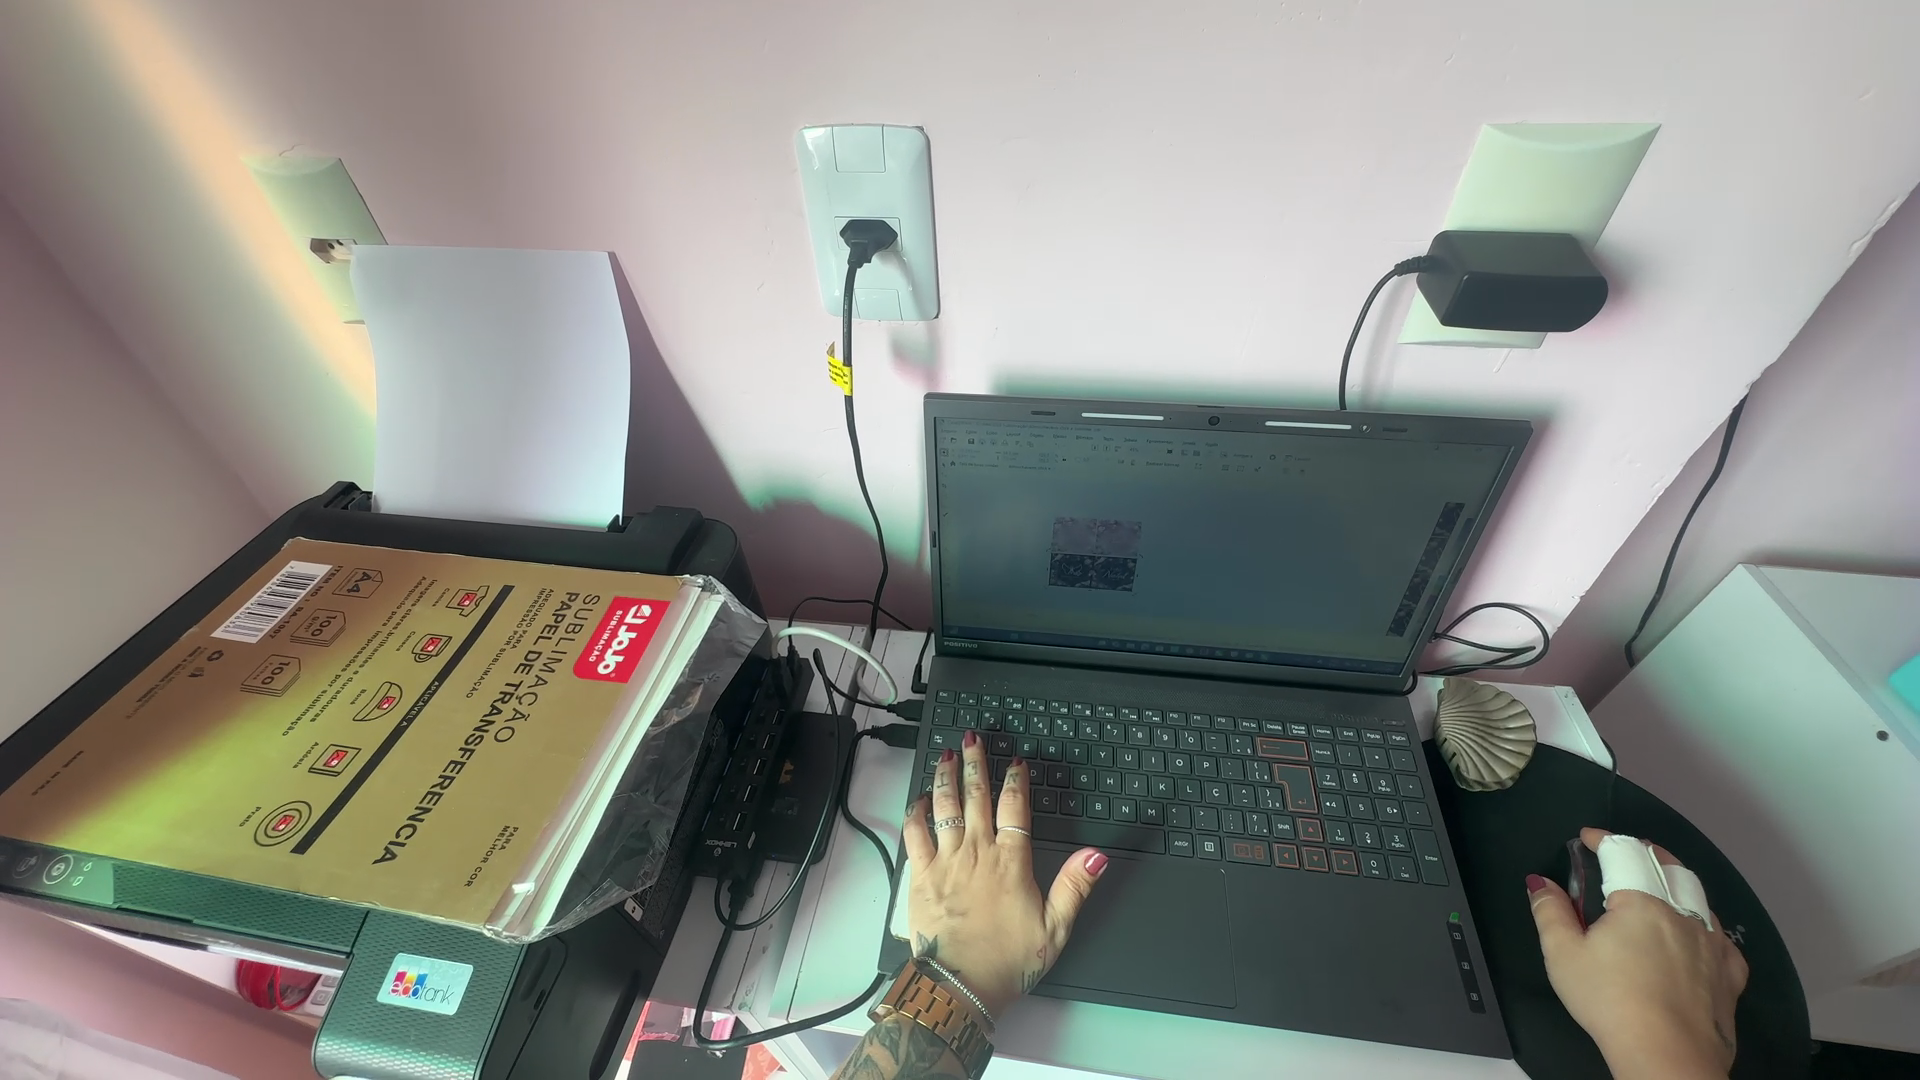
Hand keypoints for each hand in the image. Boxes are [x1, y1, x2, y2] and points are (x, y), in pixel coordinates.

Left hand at [900, 730, 1106, 1018]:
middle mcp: (977, 853)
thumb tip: (1096, 855)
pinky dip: (917, 812)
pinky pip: (916, 834)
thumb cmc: (1007, 961)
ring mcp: (947, 861)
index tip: (1016, 761)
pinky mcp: (922, 875)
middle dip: (975, 763)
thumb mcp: (1055, 928)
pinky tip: (921, 798)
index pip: (1016, 808)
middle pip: (976, 795)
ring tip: (947, 755)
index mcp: (1010, 862)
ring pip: (945, 806)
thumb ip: (1075, 886)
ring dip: (946, 777)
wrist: (961, 987)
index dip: (1016, 780)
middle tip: (972, 739)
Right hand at [1527, 828, 1748, 1079]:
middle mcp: (1683, 916)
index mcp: (1642, 903)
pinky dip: (1702, 919)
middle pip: (1669, 867)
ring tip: (1654, 880)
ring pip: (1699, 896)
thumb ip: (1550, 910)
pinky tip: (1693, 929)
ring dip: (1674, 878)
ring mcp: (1713, 947)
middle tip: (1619, 849)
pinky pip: (1720, 935)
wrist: (1666, 1058)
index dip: (1602, 839)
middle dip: (1642, 850)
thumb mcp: (1561, 951)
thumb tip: (1540, 882)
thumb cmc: (1609, 999)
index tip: (1586, 837)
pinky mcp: (1729, 977)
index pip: (1623, 854)